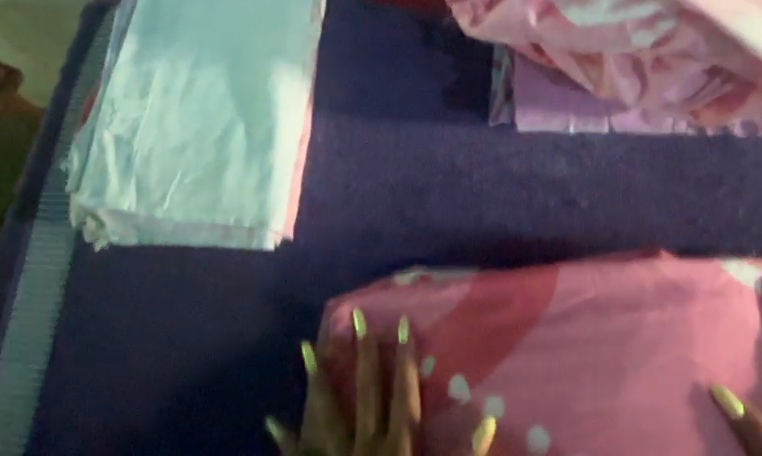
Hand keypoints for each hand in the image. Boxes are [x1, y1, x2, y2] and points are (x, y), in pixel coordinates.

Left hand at [267, 310, 498, 455]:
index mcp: (399, 448)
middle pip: (367, 392)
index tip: (402, 323)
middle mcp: (366, 446)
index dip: (405, 359)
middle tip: (356, 318)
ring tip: (306, 347)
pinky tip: (271, 420)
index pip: (404, 394)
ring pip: (327, 412)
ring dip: (318, 379)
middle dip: (364, 354)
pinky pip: (298, 454)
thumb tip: (490, 421)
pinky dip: (285, 438)